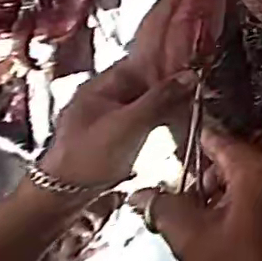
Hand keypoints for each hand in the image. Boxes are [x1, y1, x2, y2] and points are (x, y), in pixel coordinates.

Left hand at [37, 56, 192, 188]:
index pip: (142, 61)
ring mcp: (114, 113)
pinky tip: (180, 120)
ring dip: (172, 101)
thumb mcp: (128, 124)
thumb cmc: (89, 157)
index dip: (170, 62)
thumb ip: (160, 98)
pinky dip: (165, 115)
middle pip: (149, 79)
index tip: (195, 67)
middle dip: (174, 83)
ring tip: (193, 104)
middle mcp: (108, 94)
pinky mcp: (121, 130)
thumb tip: (191, 75)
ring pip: (151, 98)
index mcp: (103, 85)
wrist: (62, 199)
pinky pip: (149, 114)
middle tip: (199, 89)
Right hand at [139, 133, 261, 260]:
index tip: (172, 147)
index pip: (217, 140)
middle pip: (230, 158)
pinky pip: (259, 184)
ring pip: (244, 172)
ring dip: (222, 190)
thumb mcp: (192, 238)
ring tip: (204, 220)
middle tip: (186, 205)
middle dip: (204, 179)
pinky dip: (240, 196)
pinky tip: (227, 223)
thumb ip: (165, 210)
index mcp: (254, 165)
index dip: (191, 145)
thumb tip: (142, 194)